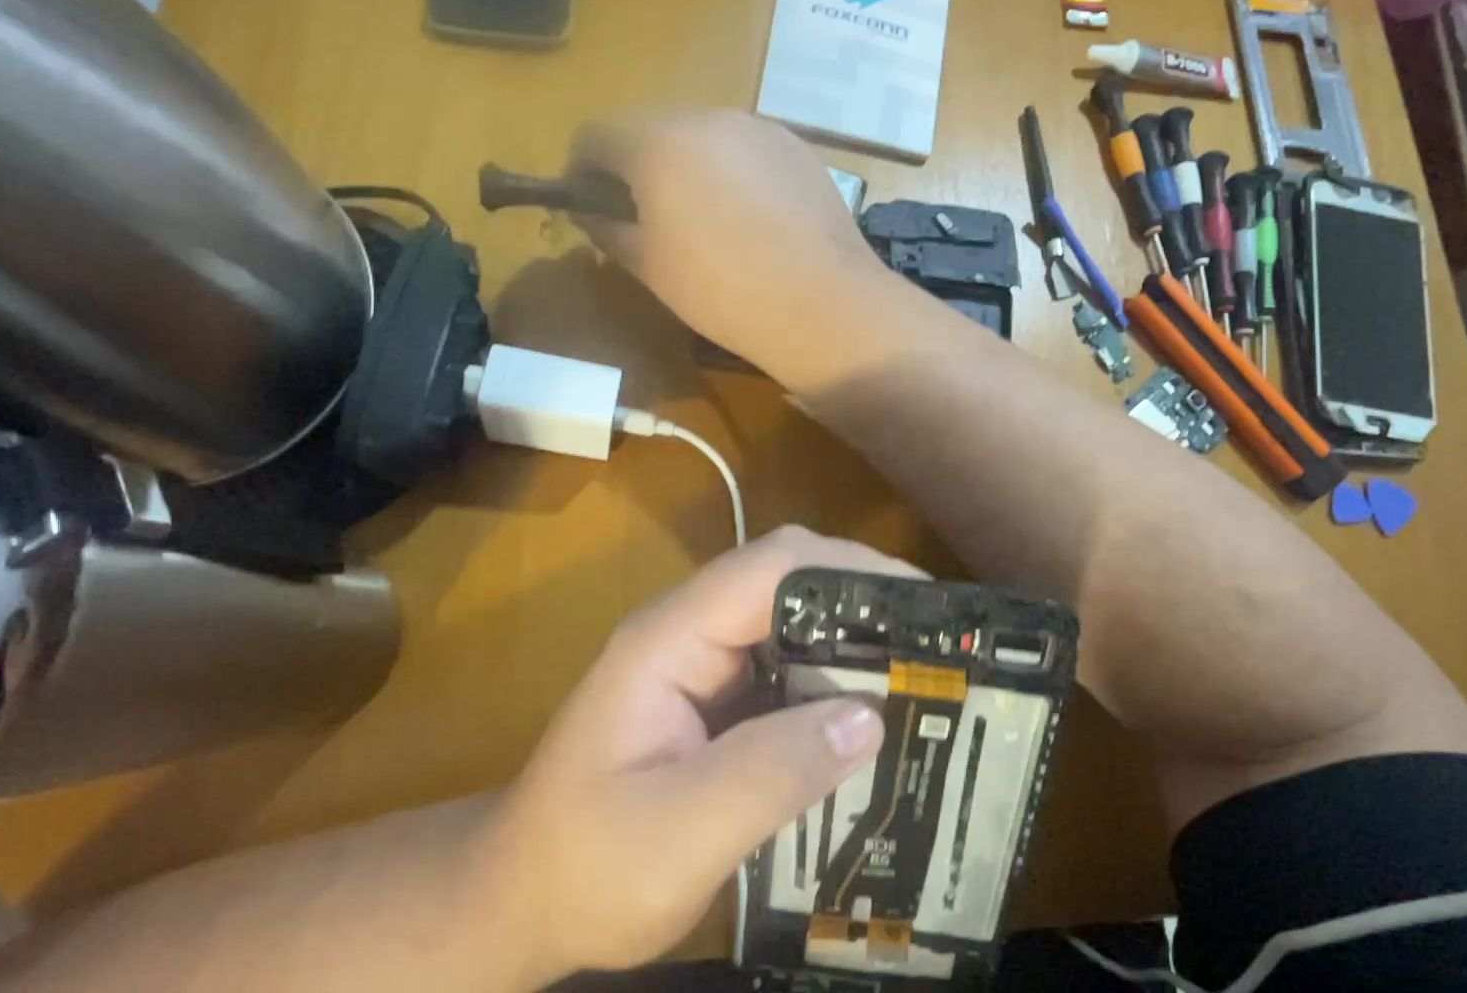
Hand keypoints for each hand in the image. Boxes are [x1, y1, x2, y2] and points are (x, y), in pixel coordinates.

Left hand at [490, 527, 923, 982]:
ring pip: (791, 622)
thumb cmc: (587, 868)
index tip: (929, 612)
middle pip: (787, 581)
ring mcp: (698, 666)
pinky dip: (835, 682)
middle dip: (867, 602)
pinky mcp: (713, 701)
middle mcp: (686, 635)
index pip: (770, 569)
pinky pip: (786, 670)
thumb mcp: (678, 833)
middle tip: (943, 649)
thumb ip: (770, 772)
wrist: (523, 897)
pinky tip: (876, 719)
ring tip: (928, 679)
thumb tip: (872, 716)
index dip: (853, 574)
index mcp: (669, 642)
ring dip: (857, 642)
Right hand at [569, 110, 888, 357]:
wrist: (822, 304)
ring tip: (700, 222)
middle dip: (634, 167)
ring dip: (684, 167)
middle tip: (641, 218)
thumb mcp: (650, 267)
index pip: (596, 134)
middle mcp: (707, 117)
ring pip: (701, 137)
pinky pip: (744, 149)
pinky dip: (729, 172)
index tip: (586, 205)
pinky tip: (748, 220)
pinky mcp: (796, 146)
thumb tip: (589, 214)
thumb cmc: (722, 291)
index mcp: (658, 142)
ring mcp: (758, 127)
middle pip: (650, 128)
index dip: (580, 169)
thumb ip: (608, 229)